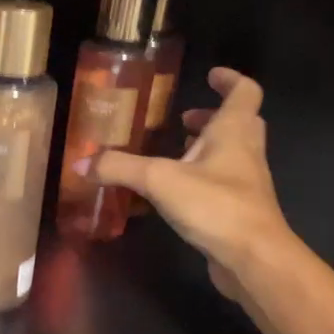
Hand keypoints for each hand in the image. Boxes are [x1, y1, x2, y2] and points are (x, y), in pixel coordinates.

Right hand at [86, 67, 301, 306]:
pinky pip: (223, 182)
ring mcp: (246, 183)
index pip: (244, 92)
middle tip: (185, 118)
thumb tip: (80, 163)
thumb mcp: (159, 181)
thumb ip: (120, 167)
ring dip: (208, 147)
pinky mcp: (240, 210)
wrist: (254, 258)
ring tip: (177, 150)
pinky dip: (204, 177)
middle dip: (213, 117)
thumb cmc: (216, 206)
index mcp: (234, 132)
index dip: (229, 80)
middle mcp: (246, 152)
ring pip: (232, 153)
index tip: (210, 75)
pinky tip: (177, 191)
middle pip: (239, 122)